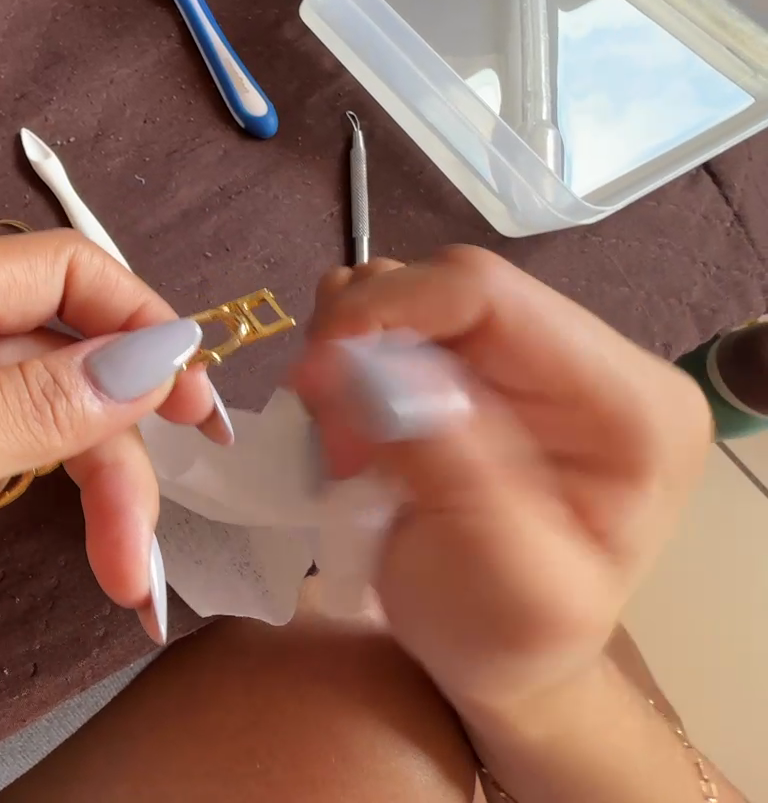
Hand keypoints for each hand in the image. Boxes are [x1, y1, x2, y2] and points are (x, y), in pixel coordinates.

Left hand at [0, 231, 220, 644]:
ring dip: (46, 498)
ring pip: (17, 422)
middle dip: (105, 454)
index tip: (196, 416)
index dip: (143, 325)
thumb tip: (159, 353)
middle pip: (56, 360)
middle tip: (135, 558)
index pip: (65, 270)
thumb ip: (38, 400)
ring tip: (59, 579)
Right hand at [293, 248, 711, 715]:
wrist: (492, 649)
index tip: (311, 375)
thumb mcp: (498, 571)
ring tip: (344, 434)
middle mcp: (575, 359)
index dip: (379, 312)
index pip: (480, 291)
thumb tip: (376, 366)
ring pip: (395, 294)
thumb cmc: (504, 629)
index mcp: (621, 400)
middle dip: (353, 343)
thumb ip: (451, 464)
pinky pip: (377, 322)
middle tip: (331, 430)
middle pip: (431, 285)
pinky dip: (339, 359)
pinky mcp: (461, 365)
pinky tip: (347, 416)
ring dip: (341, 355)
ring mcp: (514, 358)